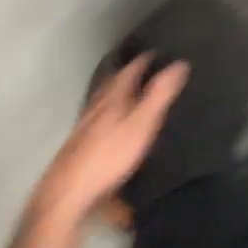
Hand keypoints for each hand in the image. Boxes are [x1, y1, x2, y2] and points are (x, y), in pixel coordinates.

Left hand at [35, 54, 188, 225]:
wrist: (67, 194)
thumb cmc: (108, 156)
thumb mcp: (141, 124)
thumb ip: (159, 95)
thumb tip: (179, 63)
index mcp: (111, 99)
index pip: (129, 71)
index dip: (143, 61)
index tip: (155, 52)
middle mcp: (95, 109)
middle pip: (111, 87)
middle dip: (126, 77)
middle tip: (141, 70)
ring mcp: (84, 130)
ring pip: (102, 106)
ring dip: (115, 98)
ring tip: (128, 96)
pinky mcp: (78, 150)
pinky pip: (97, 126)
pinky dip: (108, 121)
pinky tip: (111, 133)